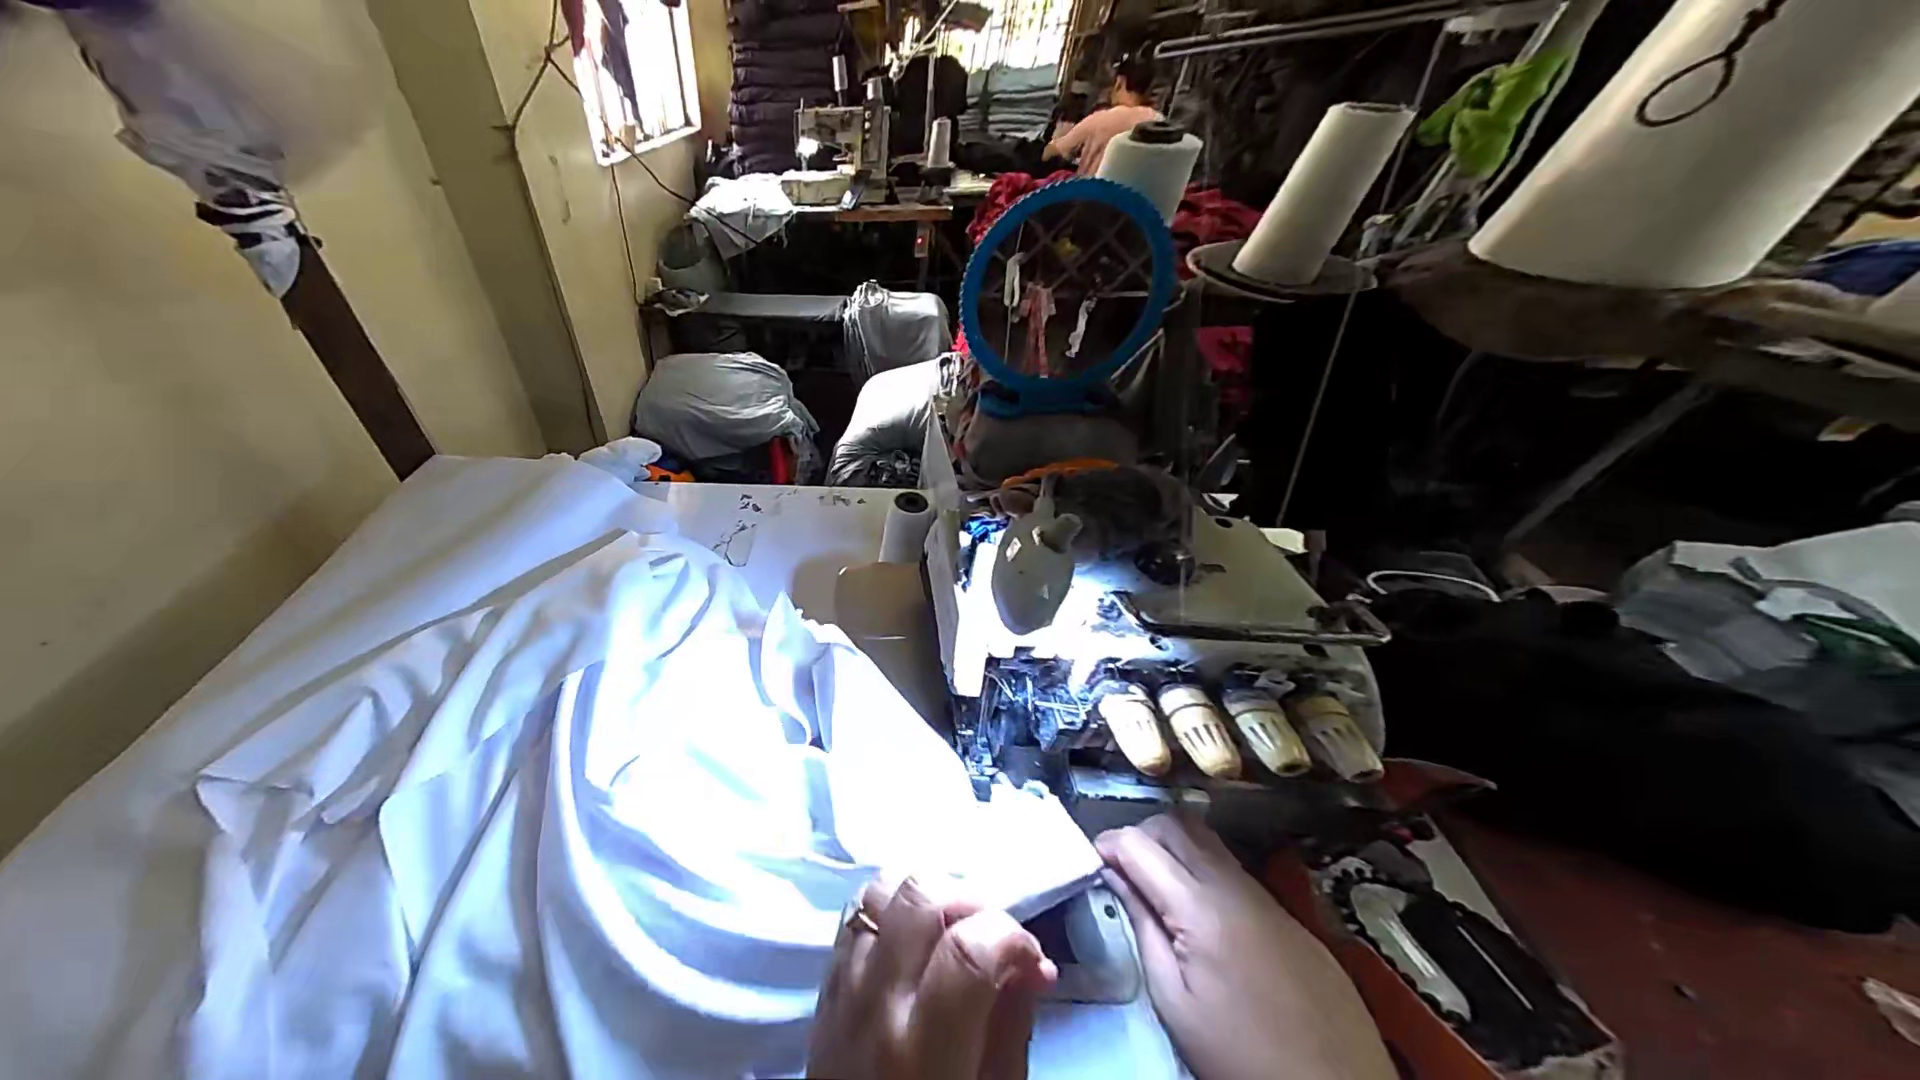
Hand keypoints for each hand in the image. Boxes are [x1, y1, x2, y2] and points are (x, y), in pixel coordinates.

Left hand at [808, 874, 1058, 1079]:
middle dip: (969, 900)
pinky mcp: (825, 979)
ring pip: (882, 887)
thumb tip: (1031, 962)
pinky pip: (855, 909)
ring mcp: (843, 984)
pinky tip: (915, 933)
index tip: (1030, 960)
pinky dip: (892, 904)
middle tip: (990, 936)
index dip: (1011, 936)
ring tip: (952, 927)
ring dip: (927, 893)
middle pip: (920, 895)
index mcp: (921, 1047)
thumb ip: (1013, 1024)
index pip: (968, 947)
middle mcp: (876, 1001)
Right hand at [1096, 815, 1394, 1079]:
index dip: (1108, 845)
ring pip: (1208, 840)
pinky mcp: (1288, 913)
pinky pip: (1235, 869)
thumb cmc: (1241, 1057)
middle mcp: (1233, 884)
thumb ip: (1142, 928)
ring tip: (1157, 887)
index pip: (1139, 843)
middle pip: (1175, 824)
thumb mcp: (1174, 1001)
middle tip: (1122, 871)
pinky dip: (1205, 870)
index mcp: (1200, 906)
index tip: (1093, 864)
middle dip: (1139, 836)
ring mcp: (1266, 895)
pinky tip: (1201, 912)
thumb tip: (1115, 878)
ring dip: (1173, 848)